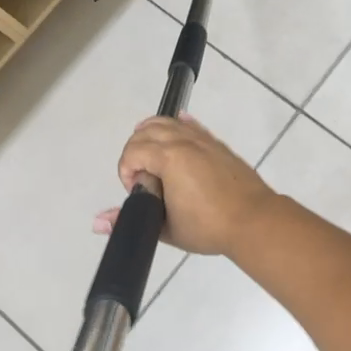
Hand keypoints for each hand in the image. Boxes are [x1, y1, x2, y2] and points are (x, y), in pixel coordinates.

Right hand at [93, 113, 279, 255]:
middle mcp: (184, 141)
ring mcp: (203, 140)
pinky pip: (192, 125)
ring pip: (168, 122)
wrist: (253, 220)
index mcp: (169, 158)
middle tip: (142, 178)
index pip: (133, 151)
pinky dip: (179, 124)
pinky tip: (178, 124)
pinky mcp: (217, 144)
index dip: (127, 171)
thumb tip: (97, 223)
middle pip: (147, 130)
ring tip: (151, 158)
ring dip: (153, 134)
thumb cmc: (208, 227)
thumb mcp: (165, 228)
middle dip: (135, 151)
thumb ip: (129, 220)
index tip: (137, 192)